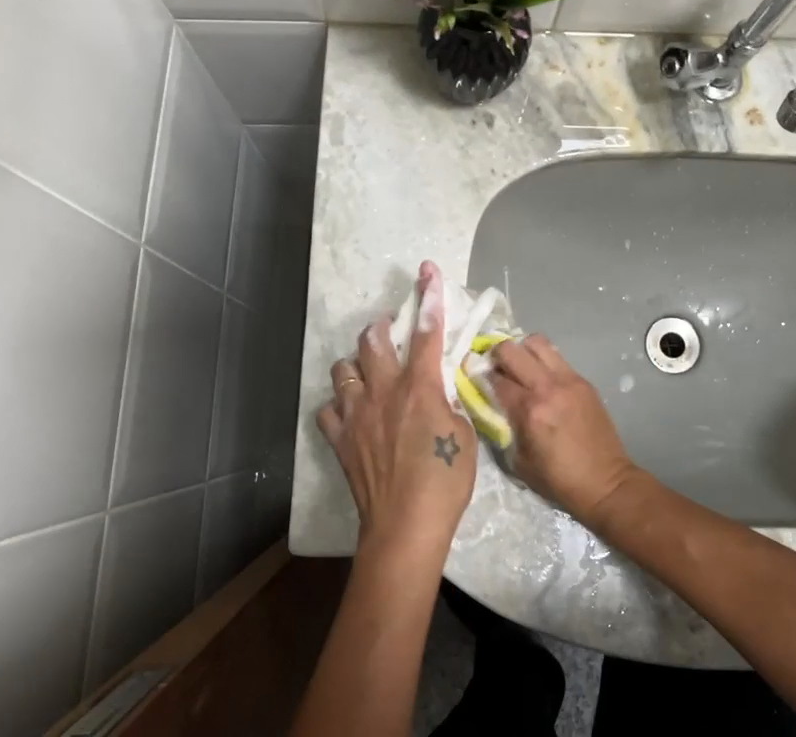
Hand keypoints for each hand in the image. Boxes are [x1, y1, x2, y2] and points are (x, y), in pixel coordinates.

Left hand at [318, 261, 476, 560]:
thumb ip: (452, 401)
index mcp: (420, 386)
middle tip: (392, 334)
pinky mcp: (339, 438)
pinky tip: (351, 413)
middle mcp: (384, 390)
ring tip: (369, 375)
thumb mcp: (466, 434)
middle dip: (382, 328)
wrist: (405, 525)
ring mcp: (356, 413)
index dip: (430, 297)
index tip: (427, 270)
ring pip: (344, 369)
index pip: (428, 331)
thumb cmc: (446, 481)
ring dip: (357, 365)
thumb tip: (443, 386)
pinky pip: (329, 408)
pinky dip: (340, 405)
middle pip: (373, 340)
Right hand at [492, 335, 641, 522]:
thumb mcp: (518, 461)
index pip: (496, 379)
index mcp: (530, 410)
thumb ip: (503, 428)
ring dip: (522, 351)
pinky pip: (556, 358)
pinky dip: (543, 362)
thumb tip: (492, 406)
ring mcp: (569, 380)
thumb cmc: (558, 480)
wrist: (606, 482)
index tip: (476, 379)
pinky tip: (542, 381)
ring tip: (520, 368)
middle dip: (497, 356)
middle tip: (496, 368)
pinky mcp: (584, 381)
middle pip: (512, 350)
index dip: (481, 377)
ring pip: (537, 343)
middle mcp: (548, 387)